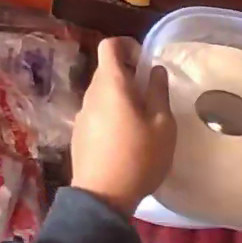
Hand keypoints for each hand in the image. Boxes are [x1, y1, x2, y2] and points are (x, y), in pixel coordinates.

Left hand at [71, 38, 176, 213]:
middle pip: (107, 69)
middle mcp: (91, 94)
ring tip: (142, 119)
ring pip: (102, 92)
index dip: (128, 45)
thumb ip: (159, 92)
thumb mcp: (163, 124)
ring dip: (121, 96)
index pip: (110, 45)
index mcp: (111, 84)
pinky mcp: (79, 133)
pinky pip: (96, 111)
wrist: (102, 197)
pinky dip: (111, 113)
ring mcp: (82, 114)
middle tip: (151, 95)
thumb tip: (155, 70)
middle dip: (129, 74)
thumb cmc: (139, 157)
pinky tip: (125, 138)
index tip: (145, 63)